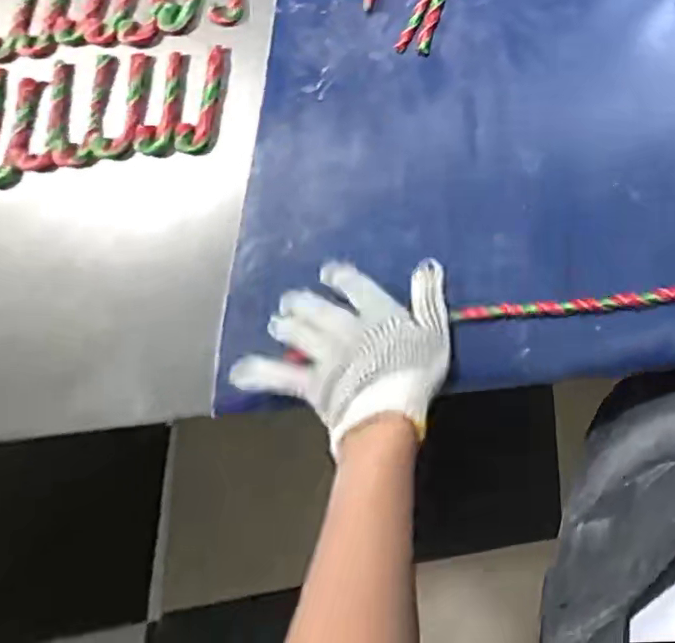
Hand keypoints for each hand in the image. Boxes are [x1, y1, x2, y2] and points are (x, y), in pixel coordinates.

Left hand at [228, 259, 450, 454]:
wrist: (388, 408)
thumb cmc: (418, 369)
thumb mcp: (433, 329)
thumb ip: (428, 296)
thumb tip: (426, 264)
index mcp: (377, 312)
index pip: (355, 286)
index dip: (340, 278)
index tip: (329, 273)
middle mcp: (347, 327)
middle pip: (319, 309)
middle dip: (303, 303)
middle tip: (290, 299)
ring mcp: (326, 355)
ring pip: (299, 335)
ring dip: (286, 327)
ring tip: (276, 322)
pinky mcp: (312, 383)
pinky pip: (280, 376)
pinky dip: (259, 372)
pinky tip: (240, 371)